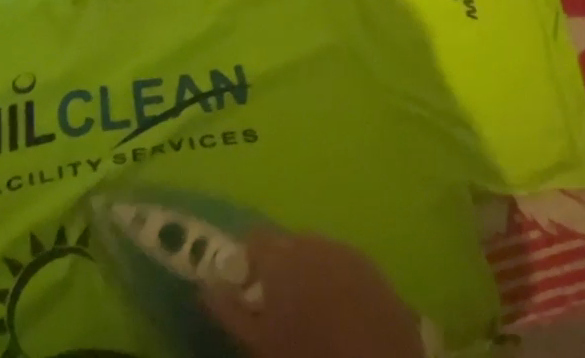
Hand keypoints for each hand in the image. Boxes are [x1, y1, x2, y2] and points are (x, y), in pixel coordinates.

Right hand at [204, 230, 424, 357]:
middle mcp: (314, 243)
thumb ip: (228, 309)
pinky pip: (347, 268)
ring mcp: (350, 256)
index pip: (254, 238)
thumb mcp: (259, 343)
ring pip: (318, 254)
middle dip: (281, 267)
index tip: (247, 289)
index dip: (248, 261)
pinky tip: (343, 314)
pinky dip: (339, 282)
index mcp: (281, 256)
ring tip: (314, 311)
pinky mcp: (378, 274)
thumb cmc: (309, 355)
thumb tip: (205, 285)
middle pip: (288, 245)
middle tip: (281, 305)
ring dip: (310, 272)